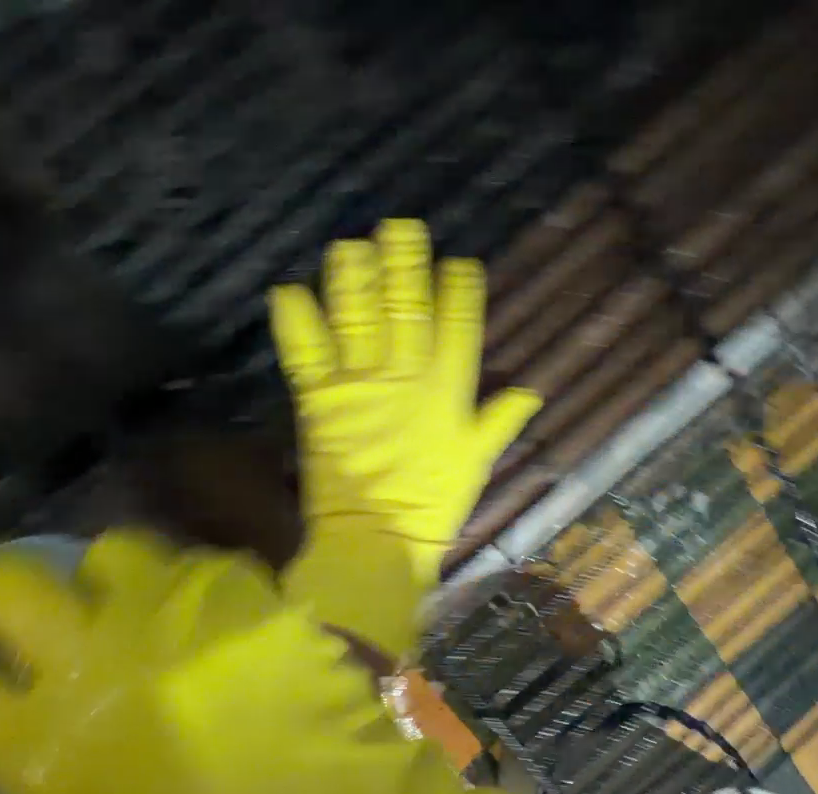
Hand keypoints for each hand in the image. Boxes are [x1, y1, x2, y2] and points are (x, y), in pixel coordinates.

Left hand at [271, 219, 539, 657]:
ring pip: (357, 317)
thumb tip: (530, 391)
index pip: (459, 325)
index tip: (457, 262)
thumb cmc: (432, 506)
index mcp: (448, 390)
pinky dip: (295, 322)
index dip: (458, 290)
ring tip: (348, 246)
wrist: (379, 541)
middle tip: (396, 228)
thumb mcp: (476, 463)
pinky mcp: (320, 401)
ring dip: (352, 278)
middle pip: (405, 308)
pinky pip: (305, 354)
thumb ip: (498, 422)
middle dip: (402, 264)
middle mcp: (406, 376)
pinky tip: (287, 290)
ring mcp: (361, 385)